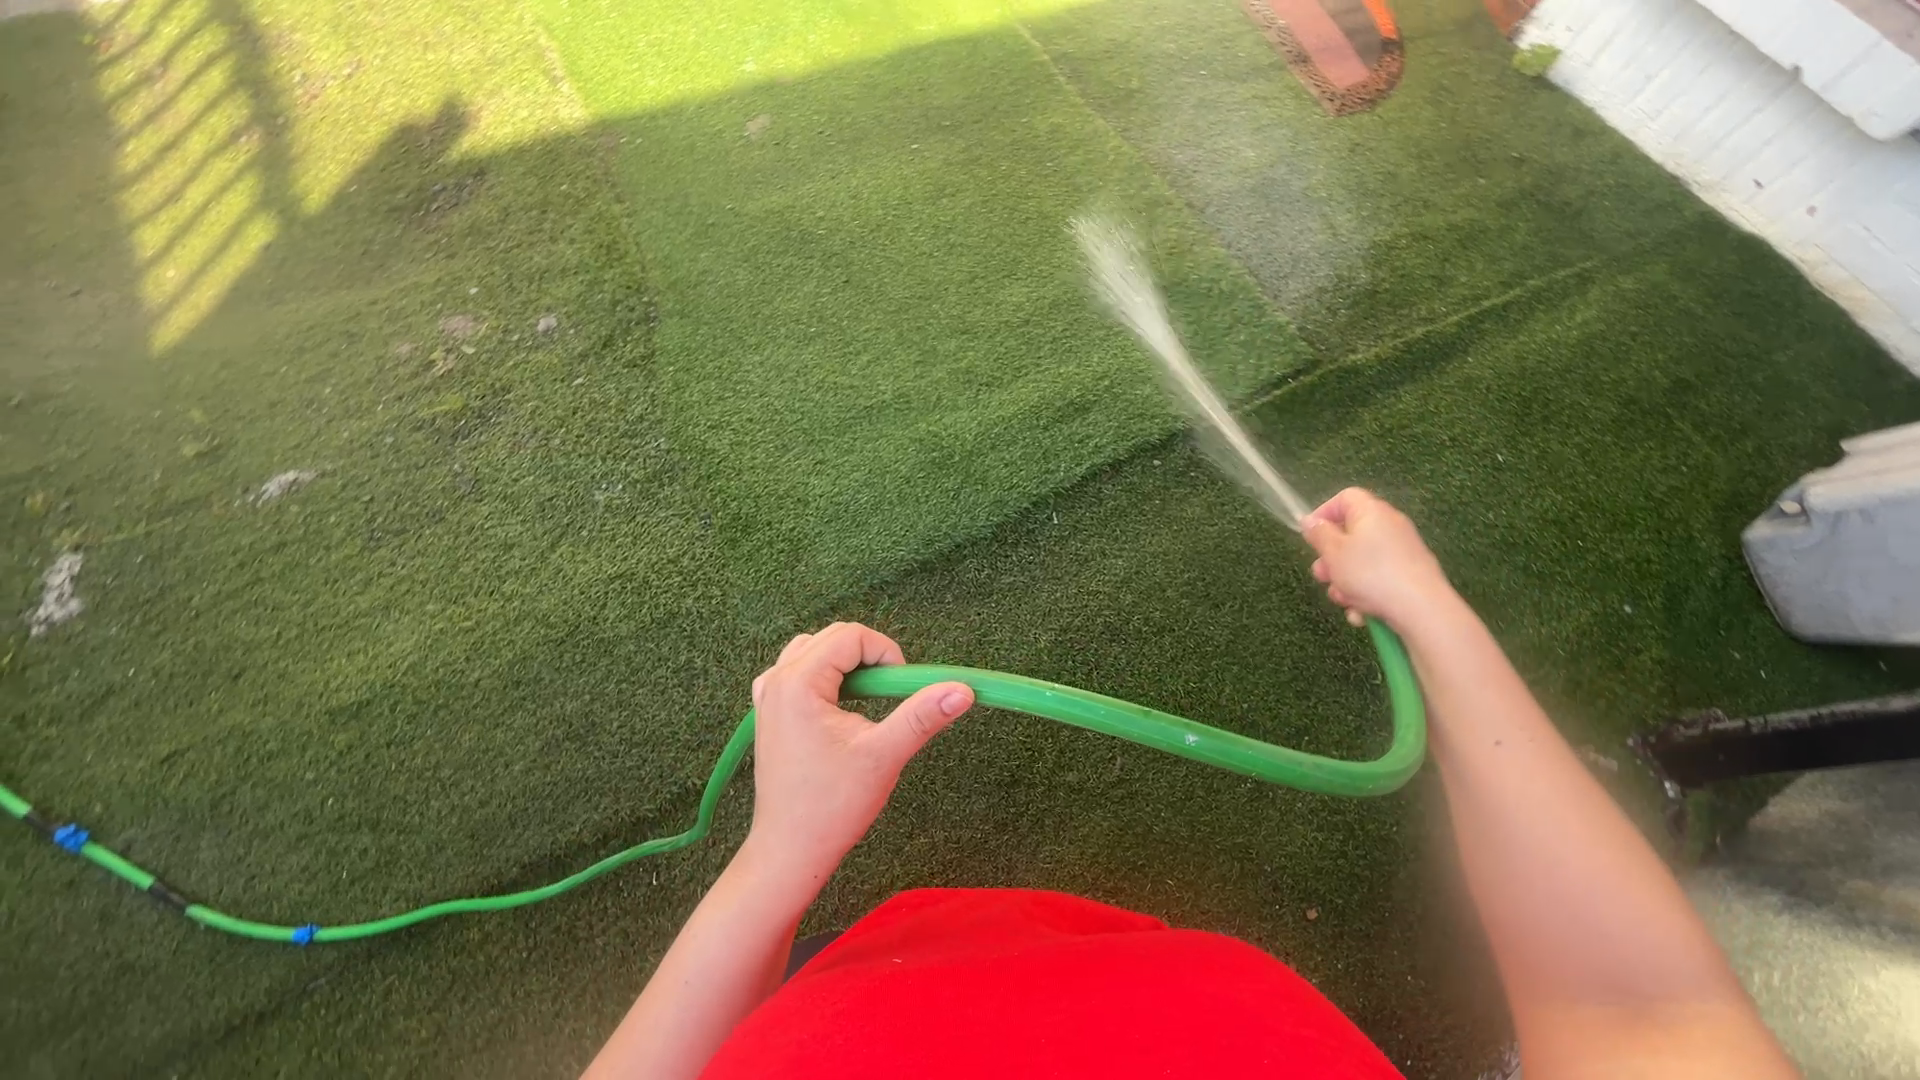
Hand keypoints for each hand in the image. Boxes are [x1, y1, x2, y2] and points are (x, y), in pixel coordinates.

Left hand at [744, 622, 973, 881]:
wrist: (790, 850)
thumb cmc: (832, 806)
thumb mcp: (883, 755)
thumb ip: (922, 716)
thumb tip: (963, 689)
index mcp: (798, 682)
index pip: (851, 635)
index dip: (886, 653)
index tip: (903, 689)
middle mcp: (776, 680)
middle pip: (832, 637)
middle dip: (869, 658)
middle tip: (889, 697)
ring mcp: (767, 695)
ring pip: (814, 650)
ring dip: (847, 665)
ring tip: (867, 702)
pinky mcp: (769, 712)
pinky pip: (799, 671)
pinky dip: (826, 677)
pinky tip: (841, 709)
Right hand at [1301, 488, 1452, 631]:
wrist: (1421, 608)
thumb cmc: (1370, 574)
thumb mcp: (1333, 552)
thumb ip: (1318, 534)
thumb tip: (1311, 521)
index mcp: (1372, 512)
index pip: (1345, 498)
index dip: (1323, 513)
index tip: (1310, 535)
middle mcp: (1390, 526)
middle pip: (1350, 534)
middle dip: (1331, 558)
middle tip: (1323, 576)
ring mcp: (1402, 551)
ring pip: (1361, 561)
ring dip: (1345, 581)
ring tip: (1343, 600)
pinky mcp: (1409, 575)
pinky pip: (1378, 578)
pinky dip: (1365, 594)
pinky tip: (1361, 613)